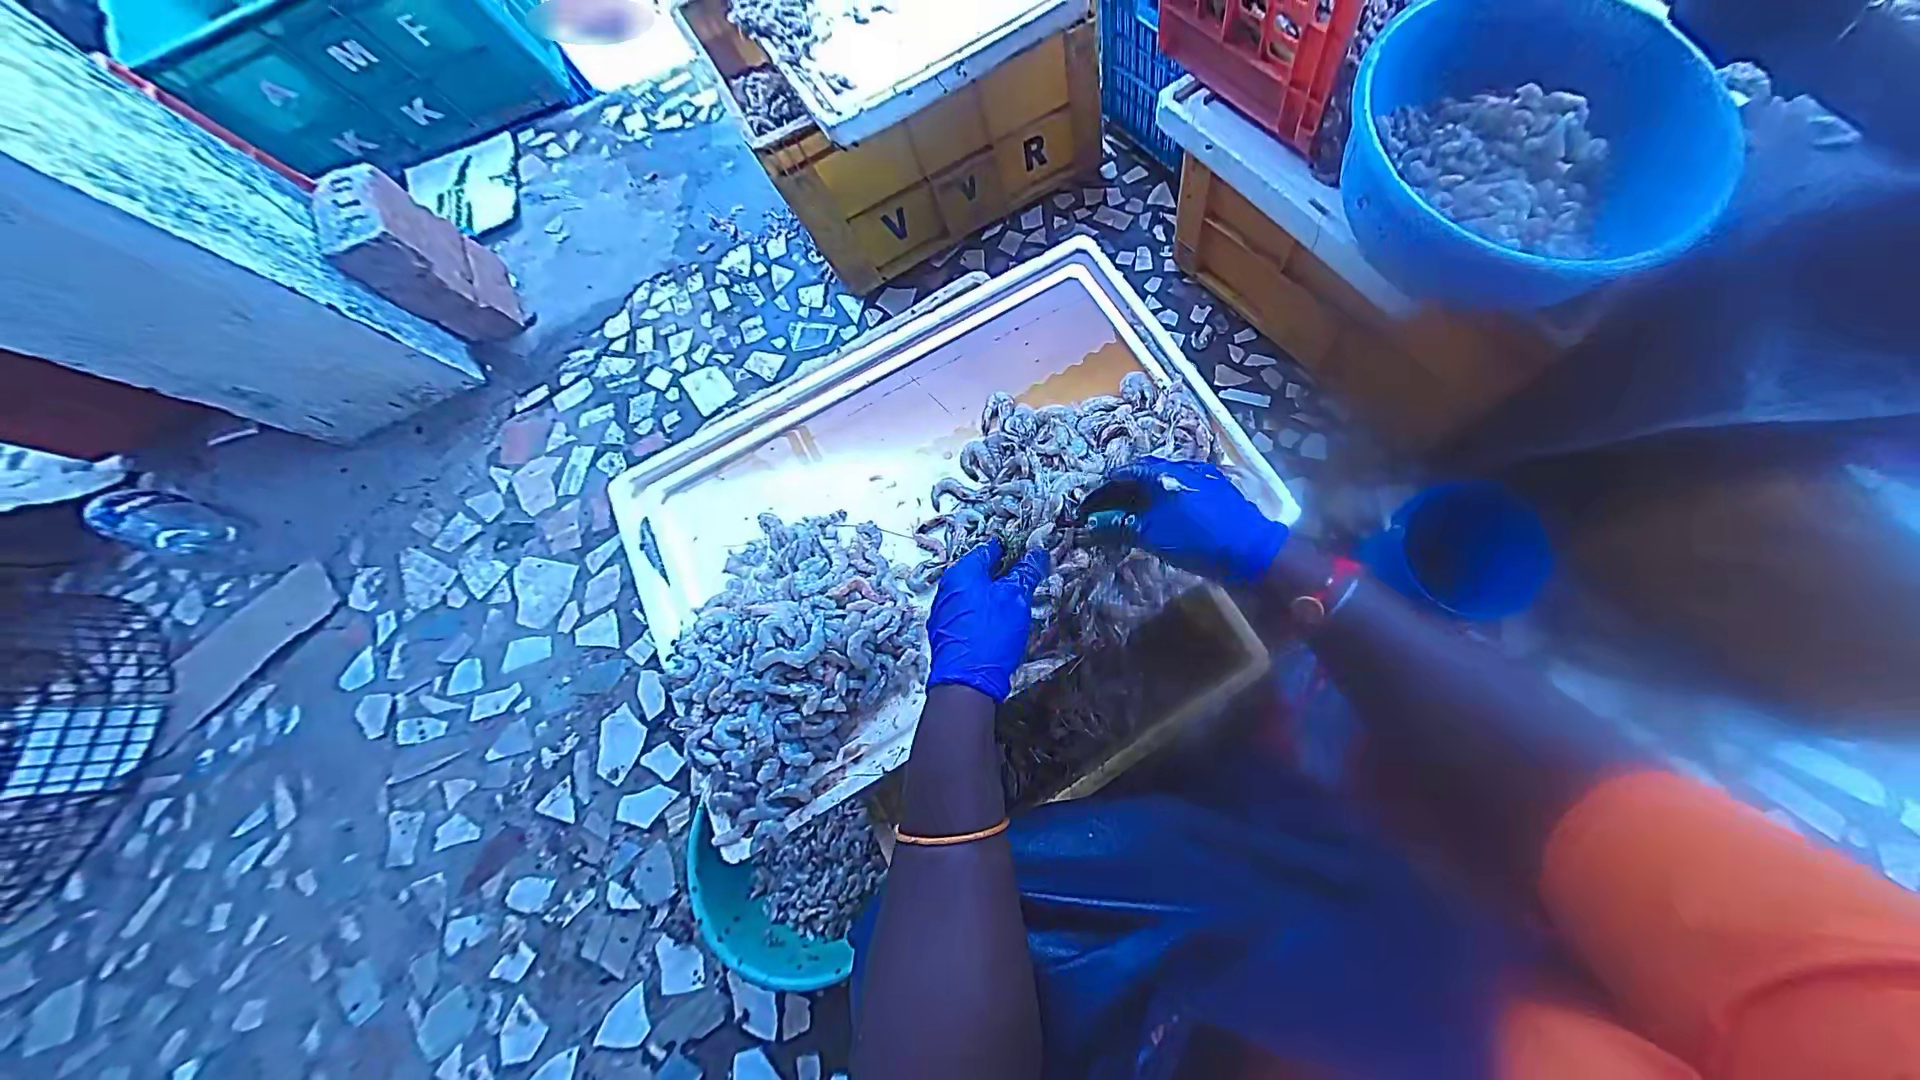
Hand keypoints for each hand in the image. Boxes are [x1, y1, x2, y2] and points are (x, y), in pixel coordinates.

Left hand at [926, 539, 1049, 702]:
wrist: (966, 682)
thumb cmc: (990, 635)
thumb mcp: (1016, 598)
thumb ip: (1025, 573)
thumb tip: (1036, 554)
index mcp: (962, 572)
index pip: (989, 549)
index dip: (1012, 550)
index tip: (1028, 554)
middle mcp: (948, 588)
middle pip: (979, 572)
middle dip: (1003, 574)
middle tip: (1026, 580)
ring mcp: (944, 612)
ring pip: (973, 594)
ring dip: (993, 596)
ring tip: (1016, 604)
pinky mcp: (946, 634)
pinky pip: (967, 614)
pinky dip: (983, 614)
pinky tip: (998, 625)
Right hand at [1082, 457, 1287, 583]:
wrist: (1253, 552)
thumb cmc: (1197, 538)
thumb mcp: (1151, 534)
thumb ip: (1118, 525)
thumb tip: (1090, 524)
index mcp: (1164, 471)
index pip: (1123, 473)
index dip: (1102, 491)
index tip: (1088, 507)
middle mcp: (1183, 468)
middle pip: (1142, 476)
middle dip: (1120, 493)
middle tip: (1104, 513)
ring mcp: (1202, 480)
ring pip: (1161, 486)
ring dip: (1140, 500)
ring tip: (1126, 519)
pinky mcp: (1214, 496)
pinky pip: (1176, 495)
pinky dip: (1159, 506)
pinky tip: (1155, 522)